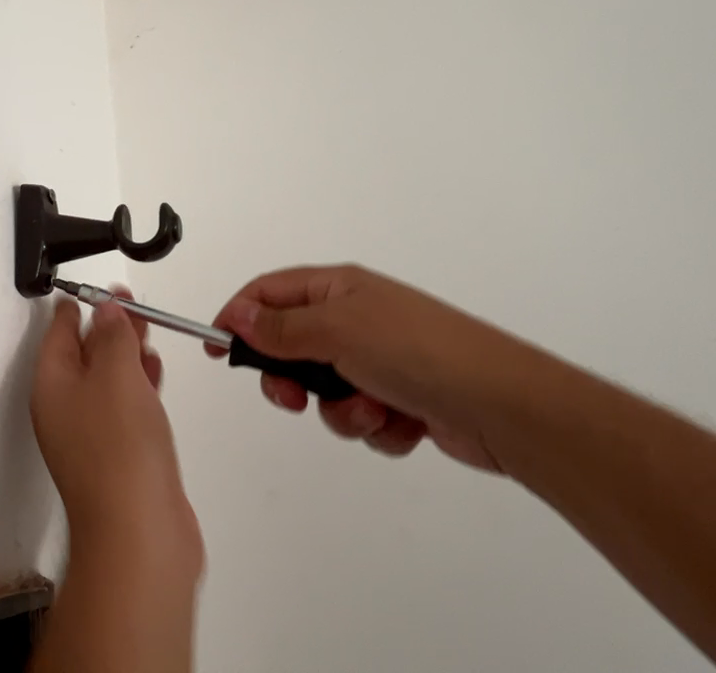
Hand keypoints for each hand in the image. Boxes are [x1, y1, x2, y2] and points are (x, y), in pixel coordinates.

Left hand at [32, 287, 200, 567]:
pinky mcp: (119, 457)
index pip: (60, 333)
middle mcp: (65, 409)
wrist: (139, 534)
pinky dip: (138, 384)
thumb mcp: (116, 376)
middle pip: (84, 355)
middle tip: (131, 303)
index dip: (80, 305)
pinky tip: (154, 374)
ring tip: (146, 331)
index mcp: (52, 386)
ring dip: (125, 354)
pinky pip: (125, 406)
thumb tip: (106, 309)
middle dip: (107, 327)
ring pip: (106, 380)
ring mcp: (91, 436)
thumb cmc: (121, 448)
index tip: (96, 286)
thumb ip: (113, 336)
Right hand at [209, 264, 544, 473]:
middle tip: (293, 397)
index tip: (215, 348)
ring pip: (324, 389)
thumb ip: (279, 328)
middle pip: (291, 346)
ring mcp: (379, 360)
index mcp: (338, 289)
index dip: (238, 316)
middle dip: (289, 378)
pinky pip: (360, 415)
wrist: (501, 405)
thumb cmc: (413, 351)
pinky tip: (402, 424)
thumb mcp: (336, 330)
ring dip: (339, 409)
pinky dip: (374, 426)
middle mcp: (355, 319)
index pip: (269, 293)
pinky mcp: (400, 398)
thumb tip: (236, 315)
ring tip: (372, 411)